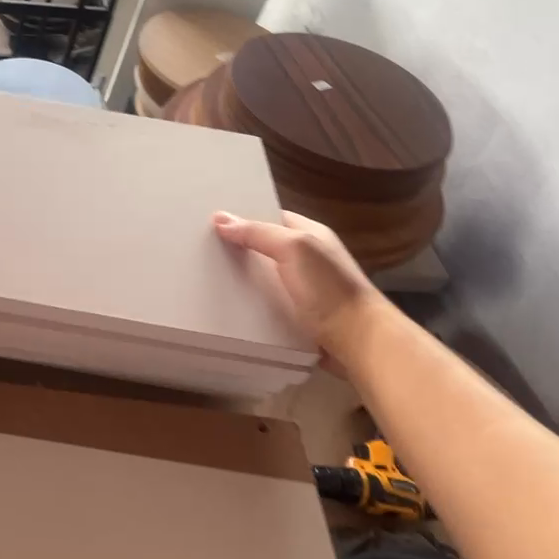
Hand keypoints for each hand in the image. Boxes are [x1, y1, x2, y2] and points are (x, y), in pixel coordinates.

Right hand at [212, 209, 387, 359]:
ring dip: (239, 277)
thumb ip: (258, 233)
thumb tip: (220, 218)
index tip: (210, 220)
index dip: (243, 216)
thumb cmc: (329, 289)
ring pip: (261, 276)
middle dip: (236, 247)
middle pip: (263, 247)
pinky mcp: (295, 314)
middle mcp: (306, 258)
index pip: (271, 217)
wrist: (358, 341)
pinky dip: (247, 302)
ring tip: (204, 275)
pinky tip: (225, 303)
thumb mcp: (294, 249)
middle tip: (199, 248)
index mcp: (310, 235)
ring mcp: (301, 288)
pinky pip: (264, 302)